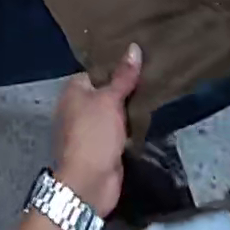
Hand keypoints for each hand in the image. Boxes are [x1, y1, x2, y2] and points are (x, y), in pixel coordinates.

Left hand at [52, 42, 142, 214]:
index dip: (115, 63)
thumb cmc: (94, 134)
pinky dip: (131, 123)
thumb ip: (123, 76)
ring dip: (130, 104)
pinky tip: (149, 112)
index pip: (96, 70)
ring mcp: (91, 128)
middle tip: (152, 69)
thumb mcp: (110, 100)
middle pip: (106, 89)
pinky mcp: (103, 145)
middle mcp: (78, 107)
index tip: (138, 56)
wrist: (89, 183)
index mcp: (74, 91)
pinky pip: (120, 127)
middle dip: (126, 84)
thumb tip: (134, 47)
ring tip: (155, 86)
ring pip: (114, 109)